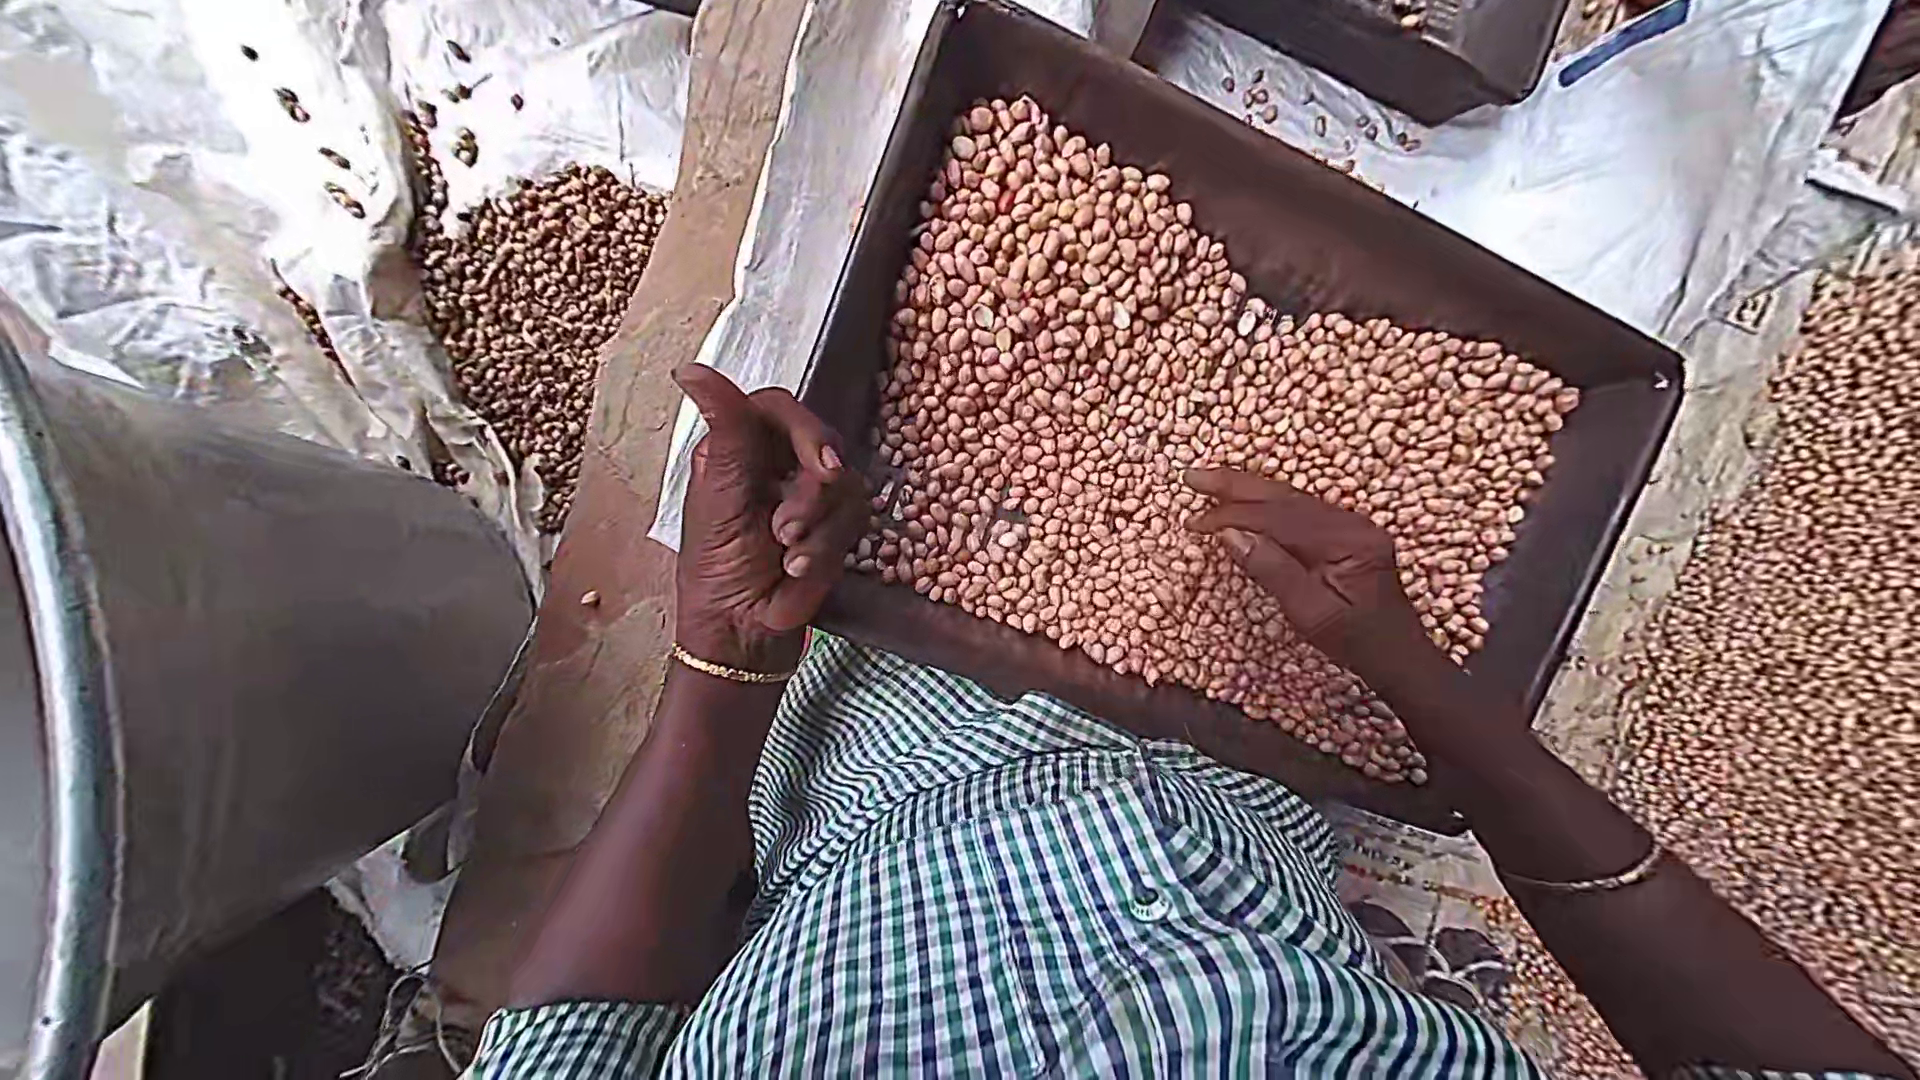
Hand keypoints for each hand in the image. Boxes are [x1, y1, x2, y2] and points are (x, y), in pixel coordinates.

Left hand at [673, 365, 867, 672]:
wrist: (745, 631)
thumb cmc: (718, 570)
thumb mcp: (720, 504)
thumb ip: (727, 437)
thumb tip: (692, 369)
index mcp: (740, 449)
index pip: (778, 408)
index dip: (804, 428)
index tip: (822, 464)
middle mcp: (779, 464)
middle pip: (823, 442)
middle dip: (813, 492)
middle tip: (790, 529)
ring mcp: (812, 494)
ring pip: (846, 483)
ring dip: (818, 526)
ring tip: (787, 555)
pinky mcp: (836, 524)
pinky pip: (856, 517)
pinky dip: (829, 546)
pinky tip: (800, 568)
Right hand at [1181, 468, 1431, 681]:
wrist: (1398, 654)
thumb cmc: (1355, 641)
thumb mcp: (1309, 613)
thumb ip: (1271, 570)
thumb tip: (1229, 534)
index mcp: (1349, 541)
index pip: (1279, 518)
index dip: (1232, 516)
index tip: (1195, 523)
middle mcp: (1352, 523)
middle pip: (1282, 496)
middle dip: (1233, 485)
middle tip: (1192, 477)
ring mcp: (1349, 523)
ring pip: (1287, 497)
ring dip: (1243, 489)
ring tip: (1206, 484)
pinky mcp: (1341, 530)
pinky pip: (1294, 508)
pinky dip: (1260, 503)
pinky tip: (1239, 500)